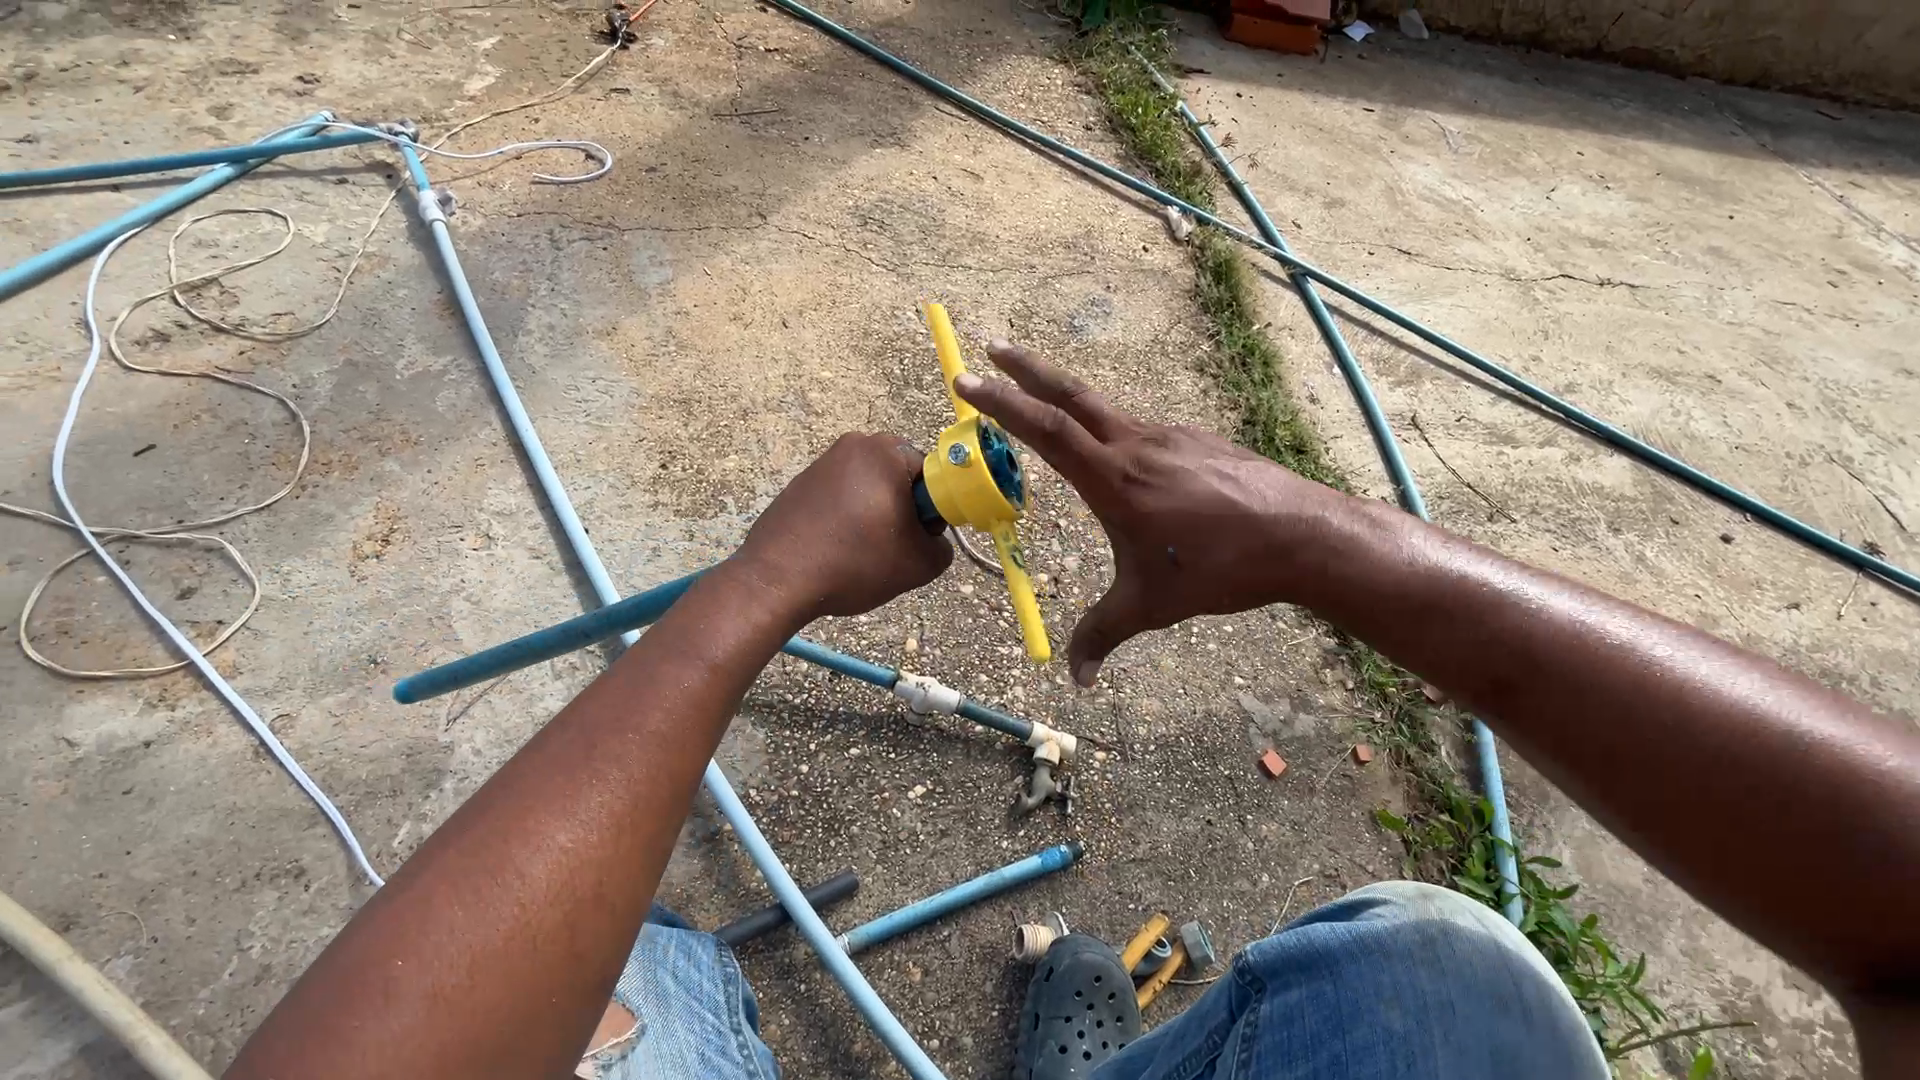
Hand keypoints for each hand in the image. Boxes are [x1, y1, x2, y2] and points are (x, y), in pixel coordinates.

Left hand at [735, 432, 952, 619]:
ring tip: (861, 552)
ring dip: (873, 515)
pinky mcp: (799, 483)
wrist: (778, 580)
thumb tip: (931, 539)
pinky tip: (836, 549)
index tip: (918, 538)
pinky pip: (839, 497)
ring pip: (868, 488)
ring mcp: (822, 462)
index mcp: (886, 451)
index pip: (931, 474)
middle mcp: (853, 445)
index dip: (932, 509)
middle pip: (898, 477)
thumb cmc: (855, 563)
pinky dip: (846, 518)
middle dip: (902, 509)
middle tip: (893, 547)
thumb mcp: (921, 564)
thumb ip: (943, 546)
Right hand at [954, 342, 1349, 685]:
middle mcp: (1138, 445)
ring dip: (1072, 407)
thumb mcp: (1150, 605)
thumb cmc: (1221, 569)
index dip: (1002, 403)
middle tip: (993, 346)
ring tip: (1057, 422)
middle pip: (1073, 395)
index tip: (968, 381)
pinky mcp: (1197, 441)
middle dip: (1027, 369)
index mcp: (1115, 480)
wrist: (1302, 535)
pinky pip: (1145, 434)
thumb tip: (1077, 678)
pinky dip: (1119, 439)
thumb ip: (1104, 635)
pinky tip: (1133, 473)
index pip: (1046, 429)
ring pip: (1109, 413)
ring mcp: (1171, 437)